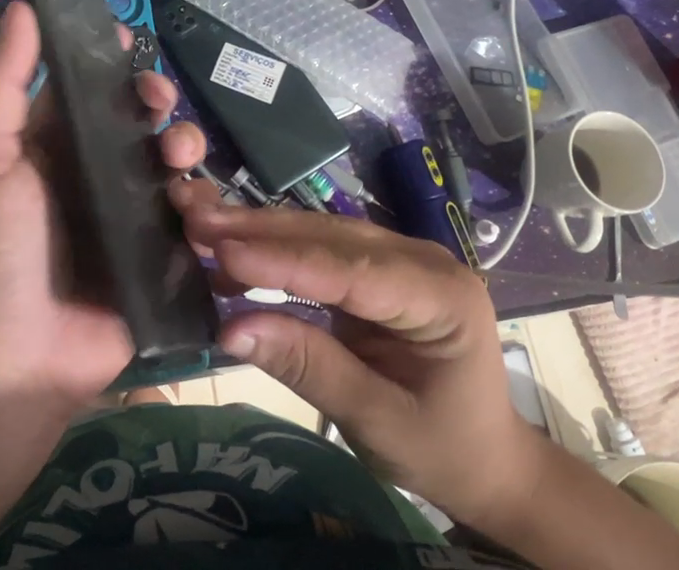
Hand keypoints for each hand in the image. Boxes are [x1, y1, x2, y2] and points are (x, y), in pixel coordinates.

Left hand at [0, 2, 206, 412]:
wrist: (17, 358)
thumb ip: (1, 83)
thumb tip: (22, 6)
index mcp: (49, 146)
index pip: (88, 89)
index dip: (111, 63)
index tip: (131, 46)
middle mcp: (92, 174)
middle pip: (138, 120)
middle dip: (156, 102)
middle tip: (159, 108)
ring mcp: (130, 217)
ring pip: (172, 162)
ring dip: (184, 144)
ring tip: (178, 159)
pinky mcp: (162, 258)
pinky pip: (193, 216)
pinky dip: (203, 202)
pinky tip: (199, 205)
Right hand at [171, 181, 546, 531]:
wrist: (485, 459)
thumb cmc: (441, 448)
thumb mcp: (377, 420)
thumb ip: (309, 368)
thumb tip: (229, 327)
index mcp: (442, 297)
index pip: (352, 271)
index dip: (283, 260)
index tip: (221, 249)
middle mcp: (423, 261)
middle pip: (332, 238)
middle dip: (259, 229)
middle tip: (193, 218)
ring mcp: (399, 260)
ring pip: (320, 234)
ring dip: (258, 230)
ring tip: (198, 222)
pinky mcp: (375, 271)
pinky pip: (319, 252)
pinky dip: (272, 250)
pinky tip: (229, 250)